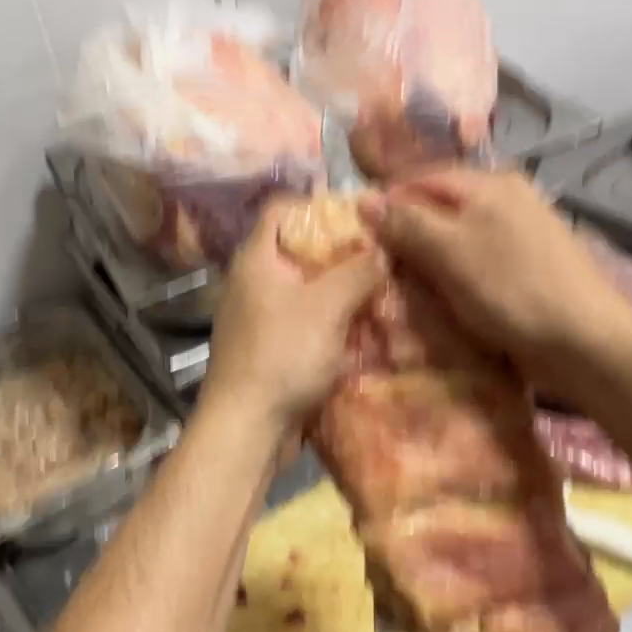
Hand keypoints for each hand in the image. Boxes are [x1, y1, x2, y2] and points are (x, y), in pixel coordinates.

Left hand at [202, 203, 384, 431]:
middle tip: (383, 257)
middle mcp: (252, 285)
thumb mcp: (328, 305)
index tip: (361, 216)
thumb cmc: (283, 355)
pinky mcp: (270, 353)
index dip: (319, 204)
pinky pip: (305, 327)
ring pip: (306, 293)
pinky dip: (331, 327)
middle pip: (299, 252)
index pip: (282, 209)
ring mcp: (259, 321)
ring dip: (341, 295)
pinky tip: (364, 333)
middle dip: (341, 254)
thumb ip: (358, 270)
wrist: (248, 427)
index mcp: (255, 259)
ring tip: (383, 293)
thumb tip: (383, 250)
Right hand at [363, 168, 631, 376]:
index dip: (387, 206)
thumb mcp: (449, 253)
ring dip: (427, 261)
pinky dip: (452, 276)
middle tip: (378, 270)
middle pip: (438, 208)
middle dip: (406, 235)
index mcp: (490, 183)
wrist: (583, 340)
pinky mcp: (525, 265)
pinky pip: (474, 261)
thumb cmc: (511, 291)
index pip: (419, 179)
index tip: (359, 242)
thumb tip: (363, 200)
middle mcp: (507, 198)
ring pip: (455, 237)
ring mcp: (520, 232)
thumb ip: (406, 224)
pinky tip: (441, 300)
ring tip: (404, 289)